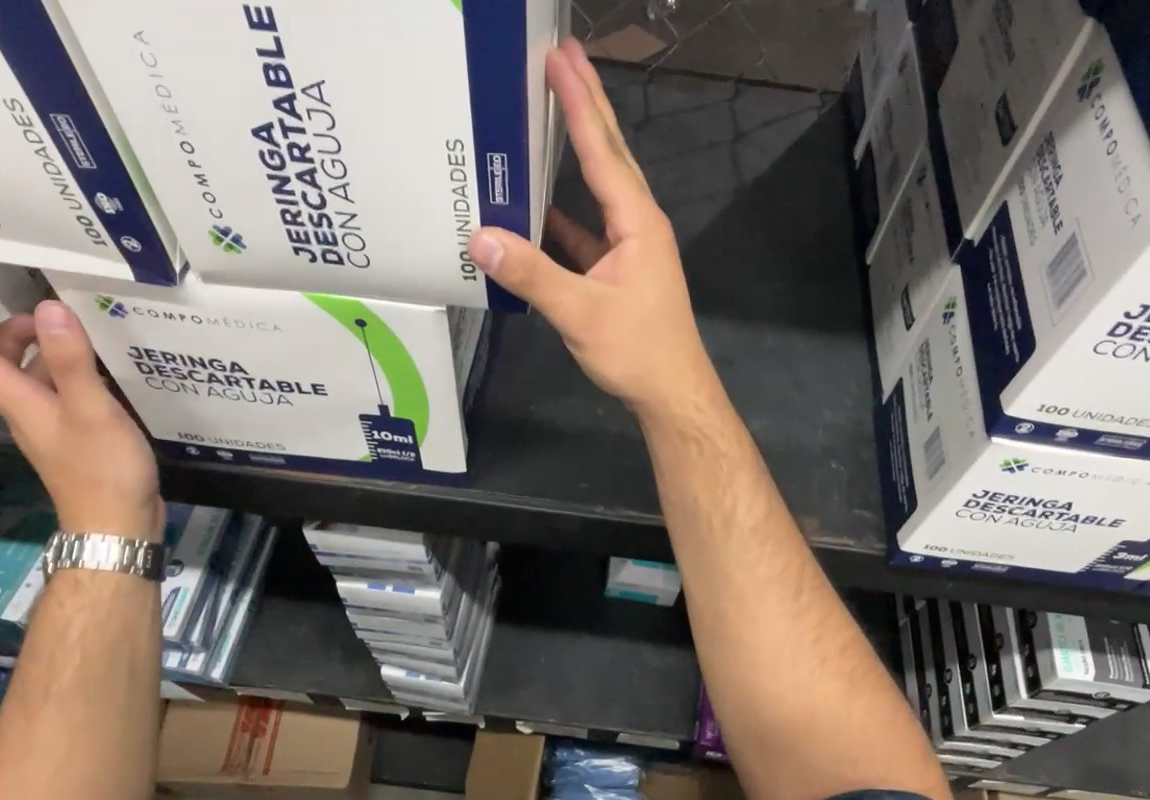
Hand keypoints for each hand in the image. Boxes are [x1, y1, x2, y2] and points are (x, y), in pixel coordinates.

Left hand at [0, 294, 164, 541]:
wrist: (116, 527)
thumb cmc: (102, 470)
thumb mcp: (91, 409)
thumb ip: (71, 360)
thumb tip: (48, 307)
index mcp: (22, 403)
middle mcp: (29, 415)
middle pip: (4, 368)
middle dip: (13, 335)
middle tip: (45, 316)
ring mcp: (53, 433)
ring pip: (34, 385)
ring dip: (45, 357)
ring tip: (79, 340)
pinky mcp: (77, 446)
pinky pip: (63, 402)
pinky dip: (73, 381)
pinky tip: (105, 381)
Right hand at [467, 39, 714, 417]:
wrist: (670, 392)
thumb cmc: (637, 351)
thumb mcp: (580, 313)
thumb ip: (531, 274)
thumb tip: (479, 236)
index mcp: (636, 221)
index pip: (602, 150)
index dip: (578, 102)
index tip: (558, 57)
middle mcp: (636, 224)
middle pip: (607, 154)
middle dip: (584, 104)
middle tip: (561, 57)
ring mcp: (628, 248)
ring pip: (597, 189)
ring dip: (574, 153)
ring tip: (547, 114)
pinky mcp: (616, 272)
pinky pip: (585, 231)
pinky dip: (560, 217)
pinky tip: (535, 209)